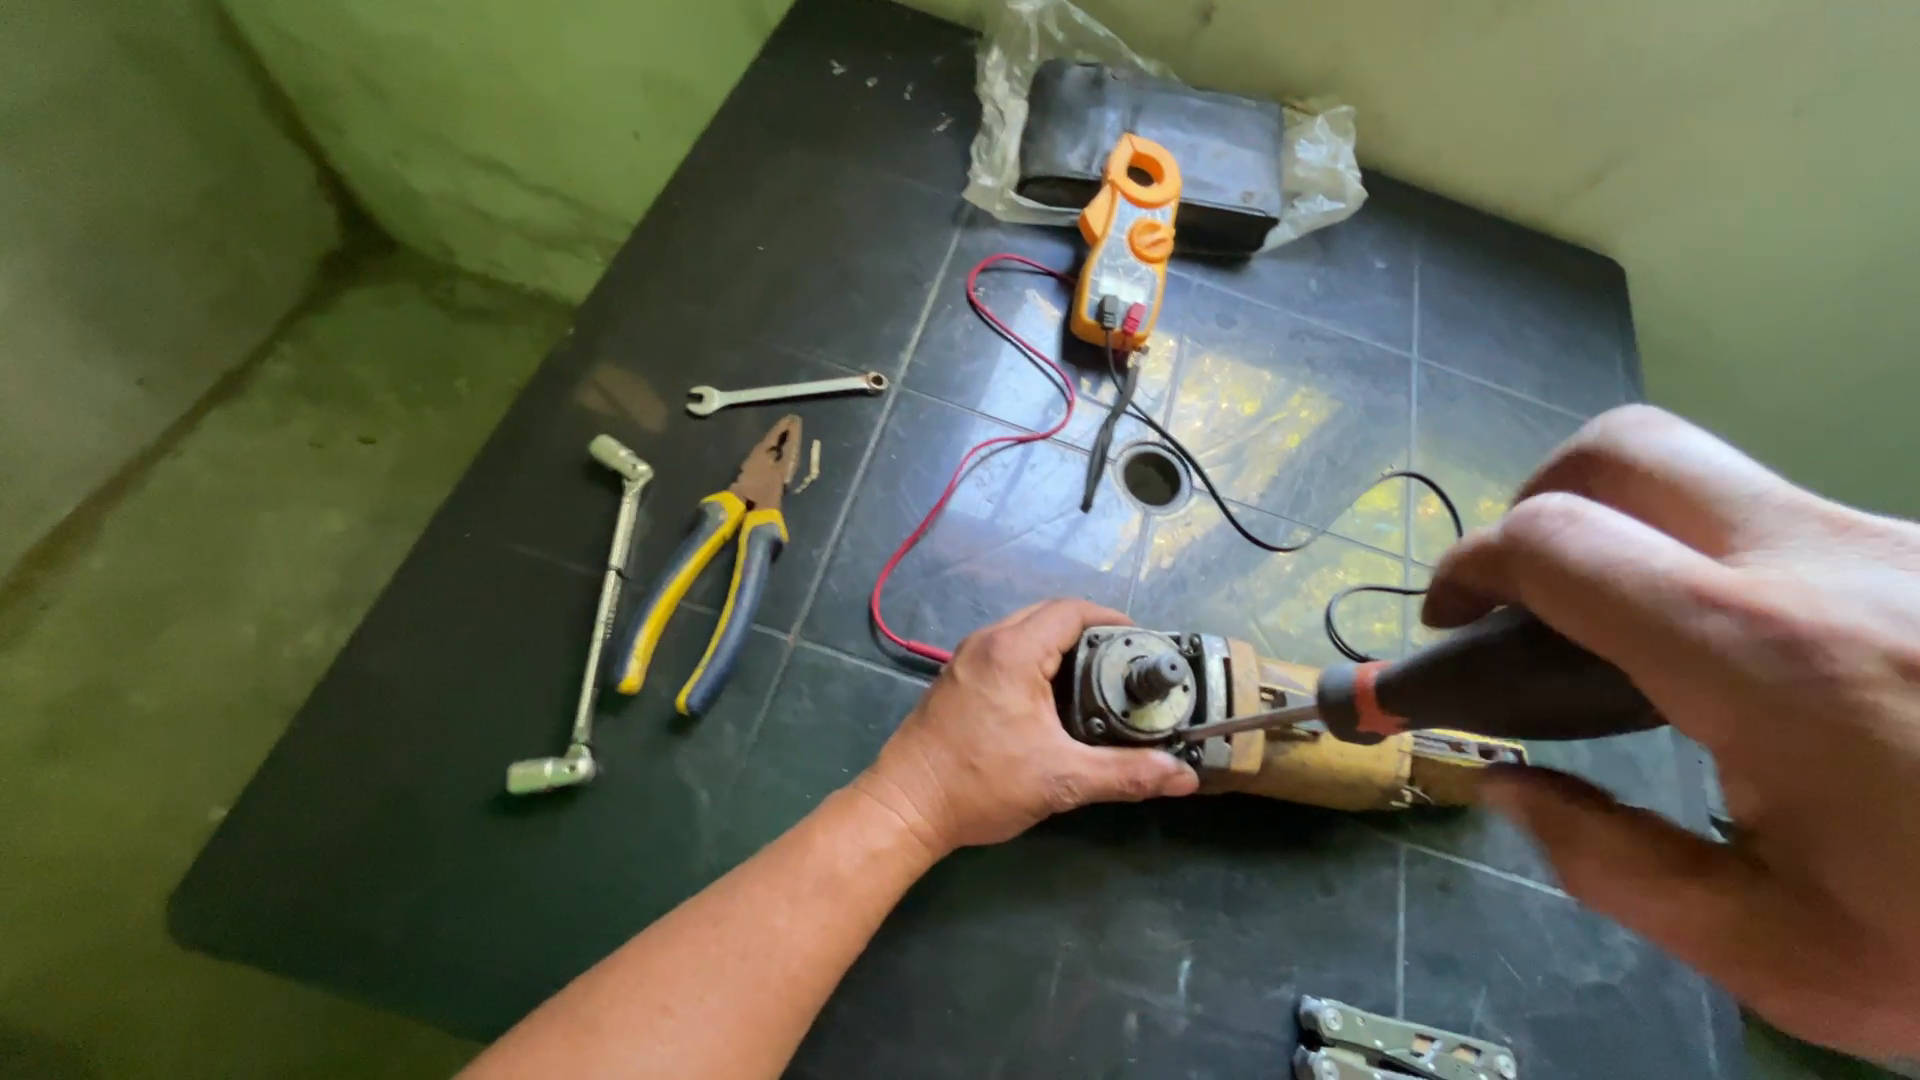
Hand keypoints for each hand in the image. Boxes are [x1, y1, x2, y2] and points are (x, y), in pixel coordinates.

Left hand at [852, 599, 1198, 859]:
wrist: (905, 804)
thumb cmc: (980, 785)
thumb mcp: (1061, 780)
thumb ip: (1125, 774)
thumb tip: (1183, 777)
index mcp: (1012, 652)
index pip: (1071, 611)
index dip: (1112, 620)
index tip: (1143, 642)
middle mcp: (987, 643)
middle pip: (1049, 615)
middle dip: (1092, 632)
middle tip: (1127, 663)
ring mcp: (967, 658)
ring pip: (1026, 631)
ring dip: (1062, 645)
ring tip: (1099, 678)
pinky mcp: (958, 677)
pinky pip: (1007, 649)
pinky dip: (1037, 658)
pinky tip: (1055, 695)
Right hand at [1424, 405, 1919, 1057]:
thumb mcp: (1789, 954)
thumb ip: (1608, 863)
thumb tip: (1505, 784)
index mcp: (1770, 661)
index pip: (1554, 543)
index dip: (1468, 567)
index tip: (1451, 619)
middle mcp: (1833, 565)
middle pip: (1625, 449)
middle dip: (1536, 502)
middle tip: (1530, 589)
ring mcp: (1903, 547)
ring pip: (1706, 478)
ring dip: (1625, 533)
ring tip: (1628, 632)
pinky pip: (1778, 521)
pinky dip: (1703, 559)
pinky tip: (1736, 656)